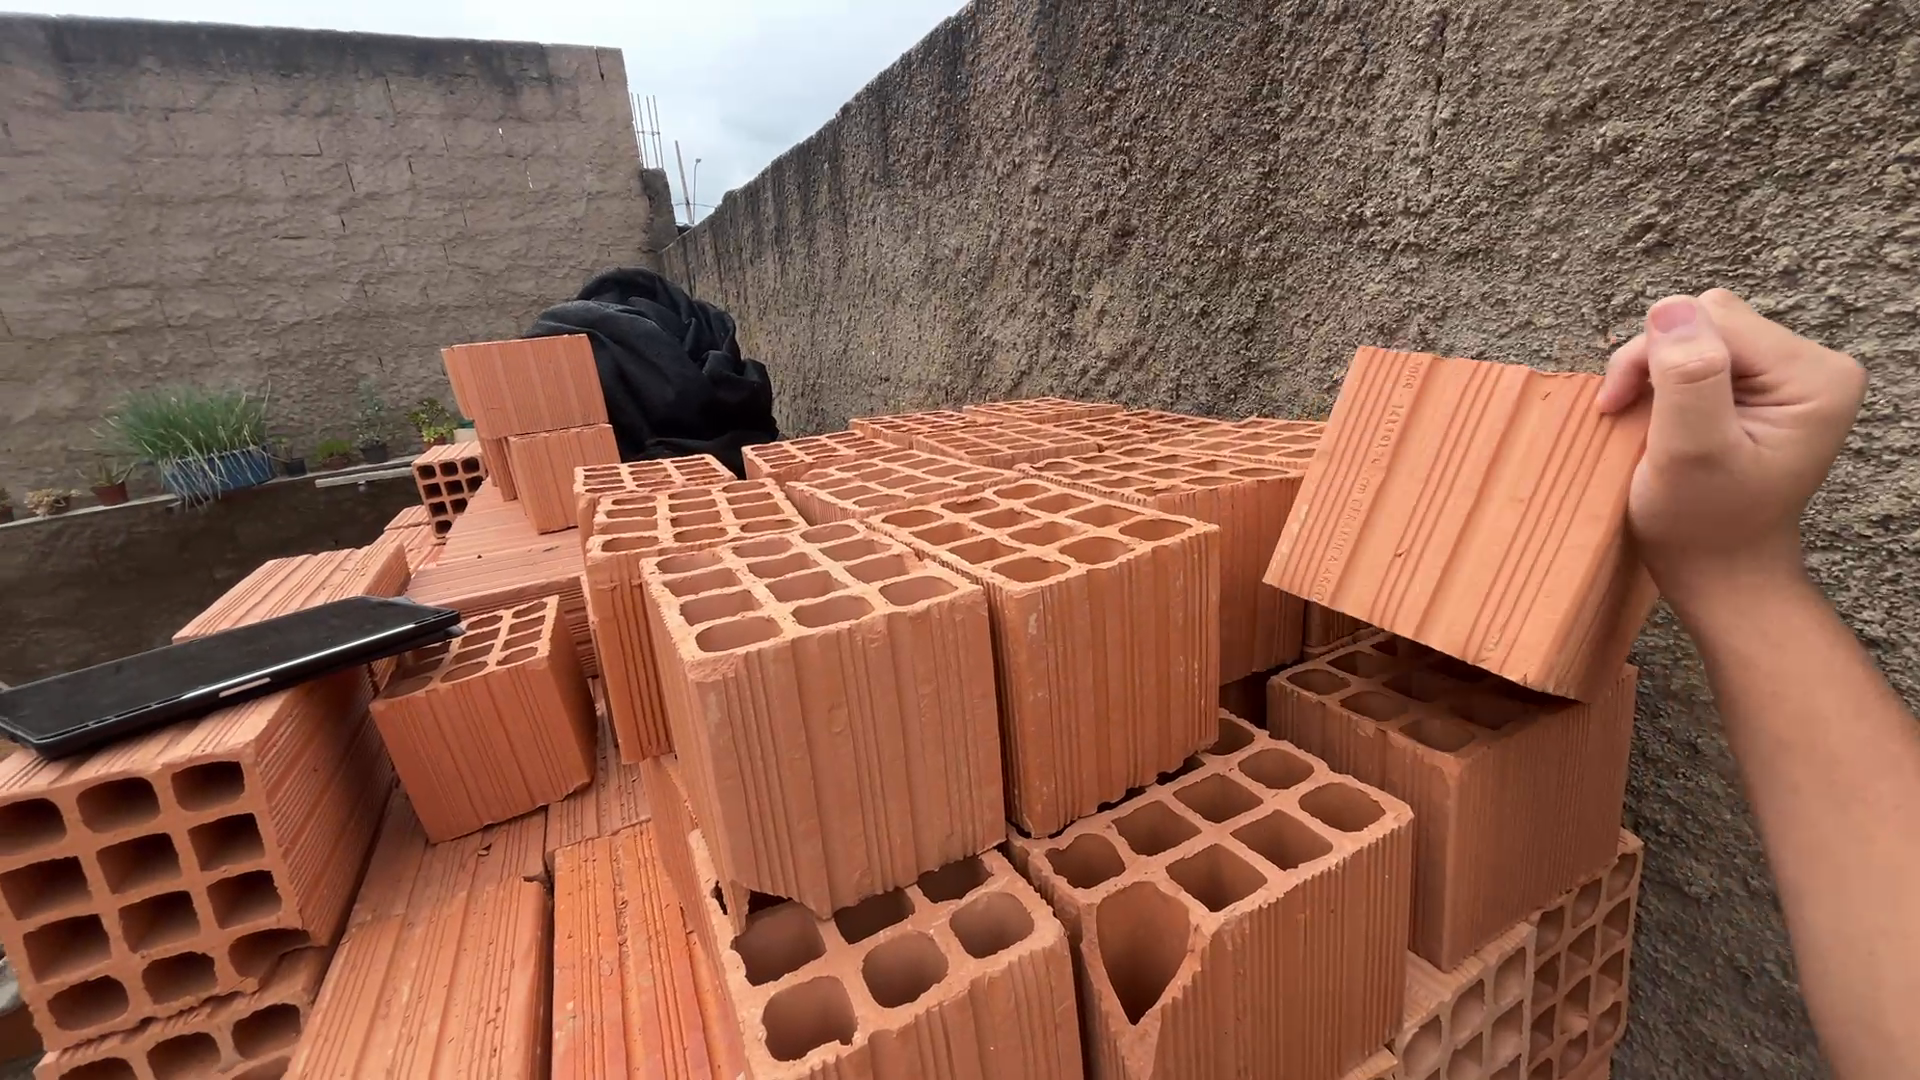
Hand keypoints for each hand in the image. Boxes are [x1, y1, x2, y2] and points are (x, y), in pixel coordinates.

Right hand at [1595, 290, 1865, 613]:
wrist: (1716, 564)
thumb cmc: (1700, 519)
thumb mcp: (1688, 452)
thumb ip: (1686, 378)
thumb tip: (1669, 307)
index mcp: (1813, 375)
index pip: (1712, 320)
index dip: (1651, 355)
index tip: (1616, 406)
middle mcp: (1809, 367)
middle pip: (1705, 320)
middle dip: (1650, 361)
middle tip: (1624, 412)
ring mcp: (1783, 379)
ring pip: (1693, 335)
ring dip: (1648, 372)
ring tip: (1637, 419)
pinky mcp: (1753, 392)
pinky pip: (1693, 358)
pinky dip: (1657, 383)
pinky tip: (1652, 418)